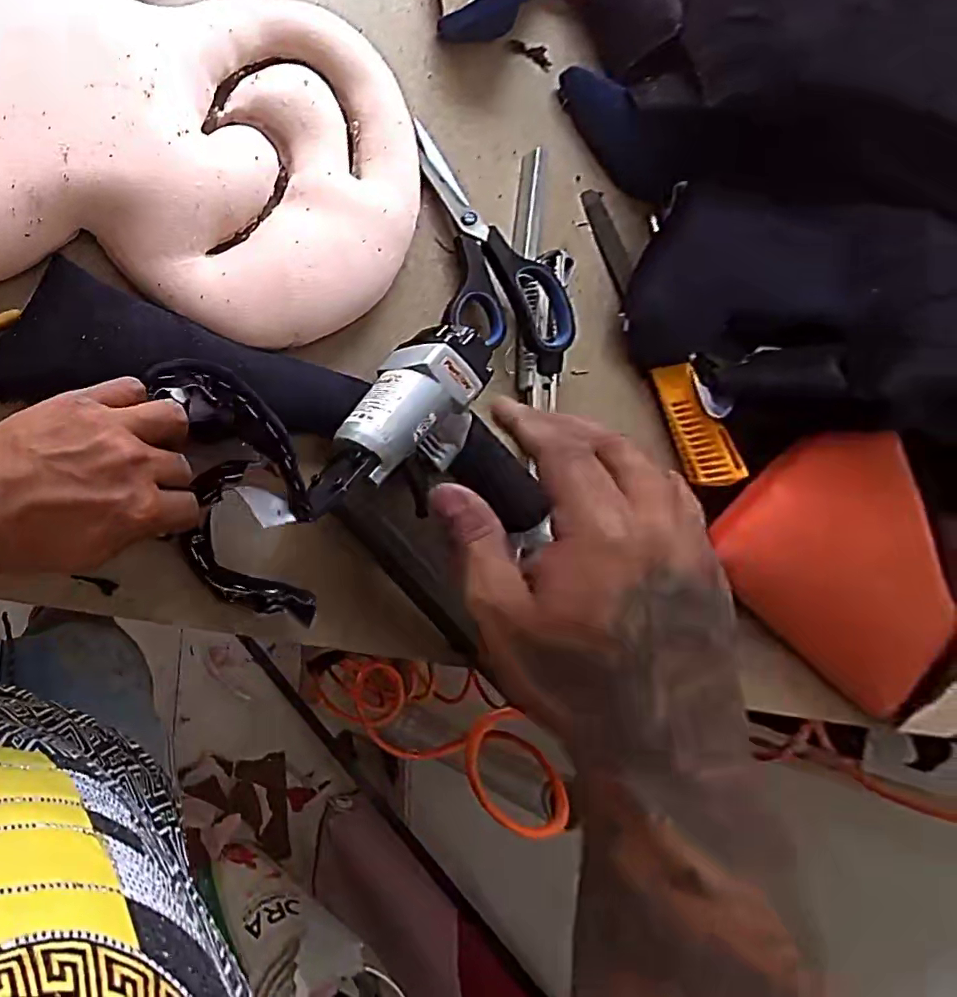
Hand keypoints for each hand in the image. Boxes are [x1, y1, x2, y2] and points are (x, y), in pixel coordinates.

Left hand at [0, 377, 200, 575]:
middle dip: (169, 476)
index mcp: (138, 509)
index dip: (178, 511)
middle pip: (181, 464)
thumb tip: (144, 520)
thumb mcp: (87, 555)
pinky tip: (119, 413)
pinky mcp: (84, 401)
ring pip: (170, 417)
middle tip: (148, 478)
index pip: (187, 506)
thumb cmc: (23, 538)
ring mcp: (111, 427)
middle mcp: (134, 464)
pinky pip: (129, 387)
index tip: (168, 509)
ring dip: (166, 432)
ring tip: (148, 438)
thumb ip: (128, 533)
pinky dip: (132, 400)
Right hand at [430, 401, 742, 767]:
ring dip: (612, 448)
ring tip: (571, 445)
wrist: (660, 745)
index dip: (531, 426)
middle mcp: (658, 531)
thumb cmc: (567, 680)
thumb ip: (475, 542)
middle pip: (621, 453)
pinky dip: (643, 477)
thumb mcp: (498, 613)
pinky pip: (680, 502)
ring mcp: (693, 551)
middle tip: (528, 423)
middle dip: (571, 428)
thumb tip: (448, 489)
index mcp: (604, 536)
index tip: (500, 413)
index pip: (569, 456)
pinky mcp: (709, 574)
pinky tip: (619, 492)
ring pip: (659, 474)